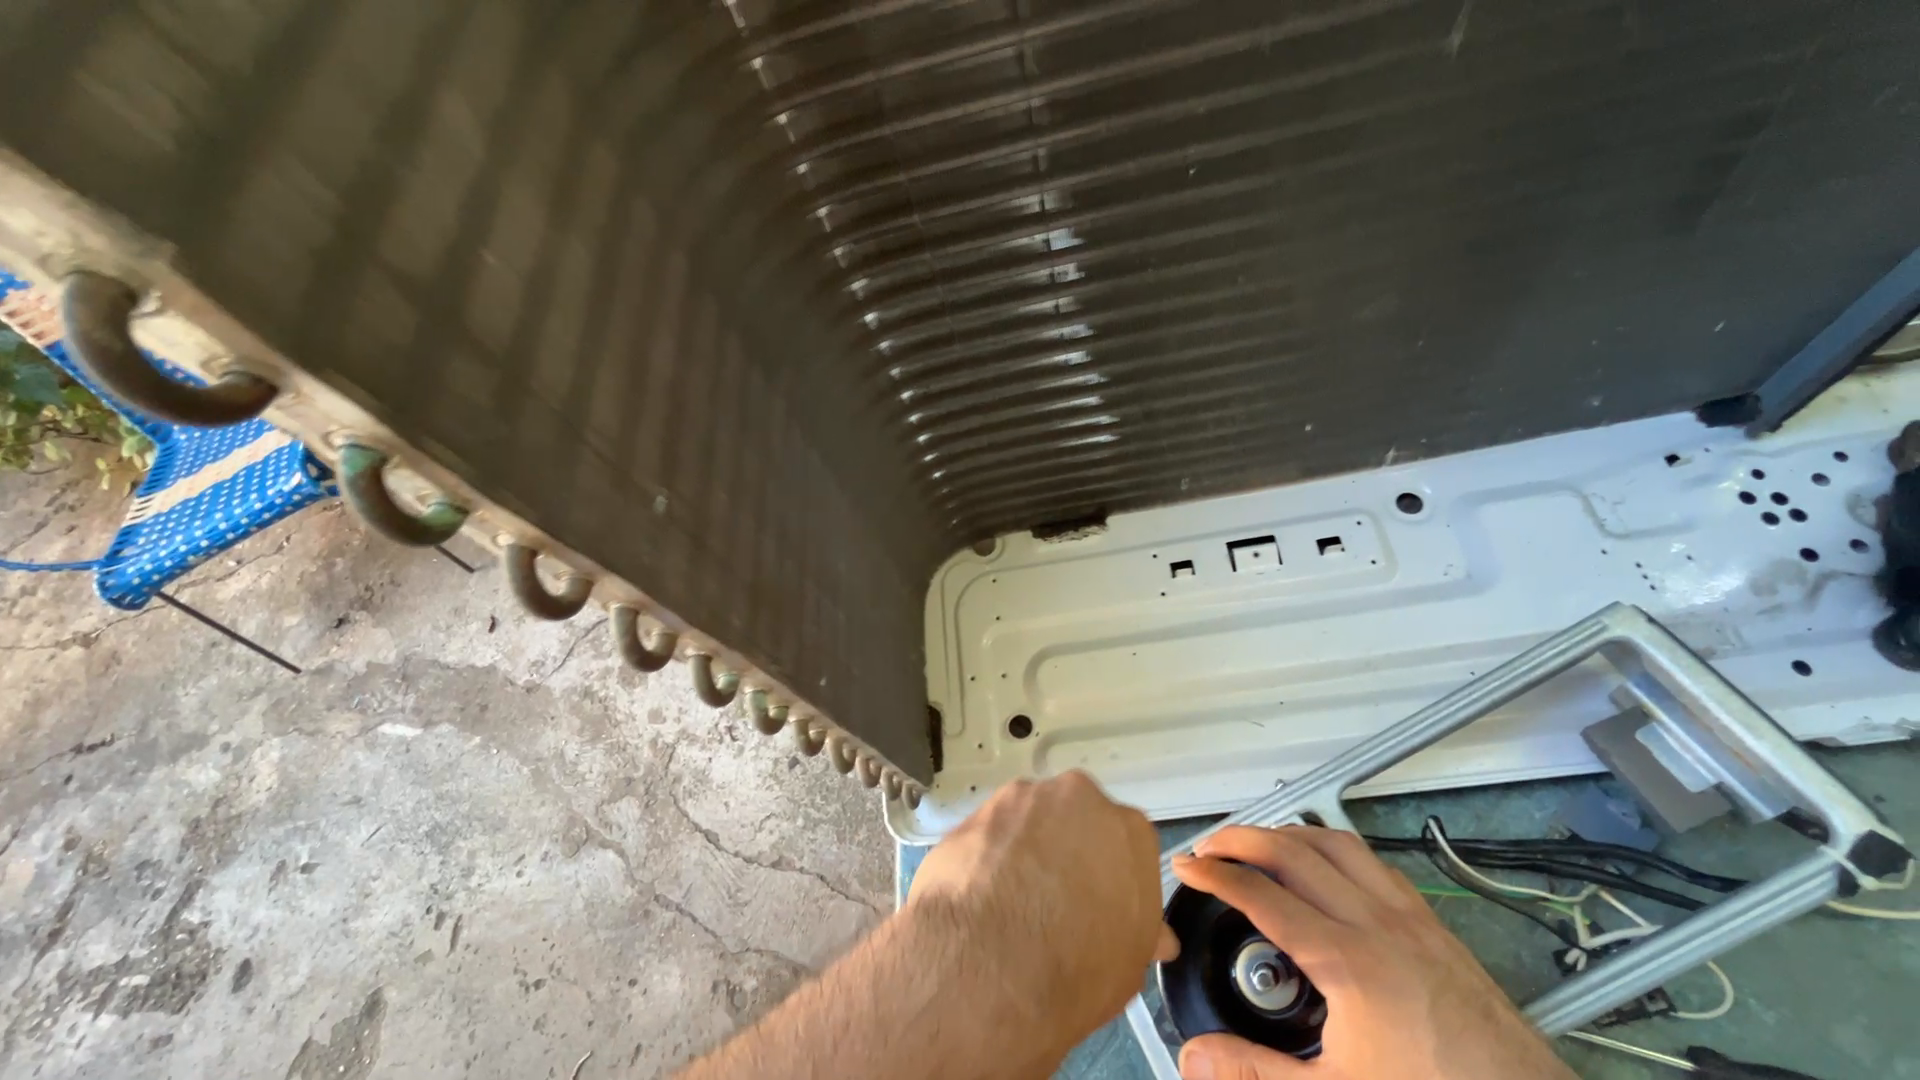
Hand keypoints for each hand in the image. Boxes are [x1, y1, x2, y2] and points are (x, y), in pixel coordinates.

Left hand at [910, 772, 1176, 1065]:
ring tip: (1008, 901)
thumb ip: (1141, 934)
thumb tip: (1157, 939)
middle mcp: (1079, 798)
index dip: (1107, 878)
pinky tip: (979, 894)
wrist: (996, 962)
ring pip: (1027, 821)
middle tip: (1050, 901)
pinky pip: (987, 834)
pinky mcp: (976, 810)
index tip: (1094, 904)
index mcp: (1130, 831)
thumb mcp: (1130, 964)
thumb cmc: (1079, 967)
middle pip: (1074, 820)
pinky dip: (985, 857)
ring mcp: (1023, 798)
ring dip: (1021, 850)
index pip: (1124, 847)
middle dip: (1063, 852)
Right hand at [1170, 826, 1576, 1079]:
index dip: (1214, 874)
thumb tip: (1196, 1058)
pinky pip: (1374, 863)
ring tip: (1258, 842)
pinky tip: (1327, 868)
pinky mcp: (1435, 927)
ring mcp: (1411, 919)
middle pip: (1294, 851)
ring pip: (1337, 844)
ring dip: (1288, 833)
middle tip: (1210, 846)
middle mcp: (1379, 925)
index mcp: (1348, 961)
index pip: (1260, 895)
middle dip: (1242, 838)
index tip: (1187, 865)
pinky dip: (1335, 849)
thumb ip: (1255, 1074)